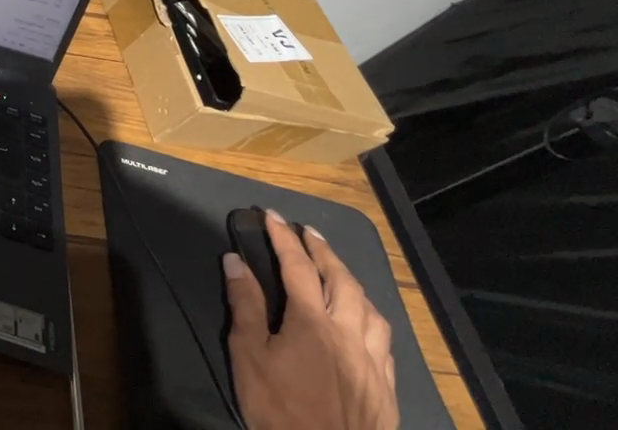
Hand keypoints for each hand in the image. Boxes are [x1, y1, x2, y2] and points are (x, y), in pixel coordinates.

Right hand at [224, 211, 398, 429]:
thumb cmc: (278, 405)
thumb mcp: (248, 354)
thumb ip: (245, 305)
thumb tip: (236, 260)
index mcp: (312, 322)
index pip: (297, 267)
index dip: (284, 238)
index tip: (272, 216)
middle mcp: (349, 333)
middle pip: (341, 281)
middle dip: (323, 252)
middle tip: (308, 233)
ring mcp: (373, 360)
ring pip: (370, 308)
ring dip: (351, 281)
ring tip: (336, 270)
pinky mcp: (386, 384)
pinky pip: (383, 338)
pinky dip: (369, 315)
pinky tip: (362, 320)